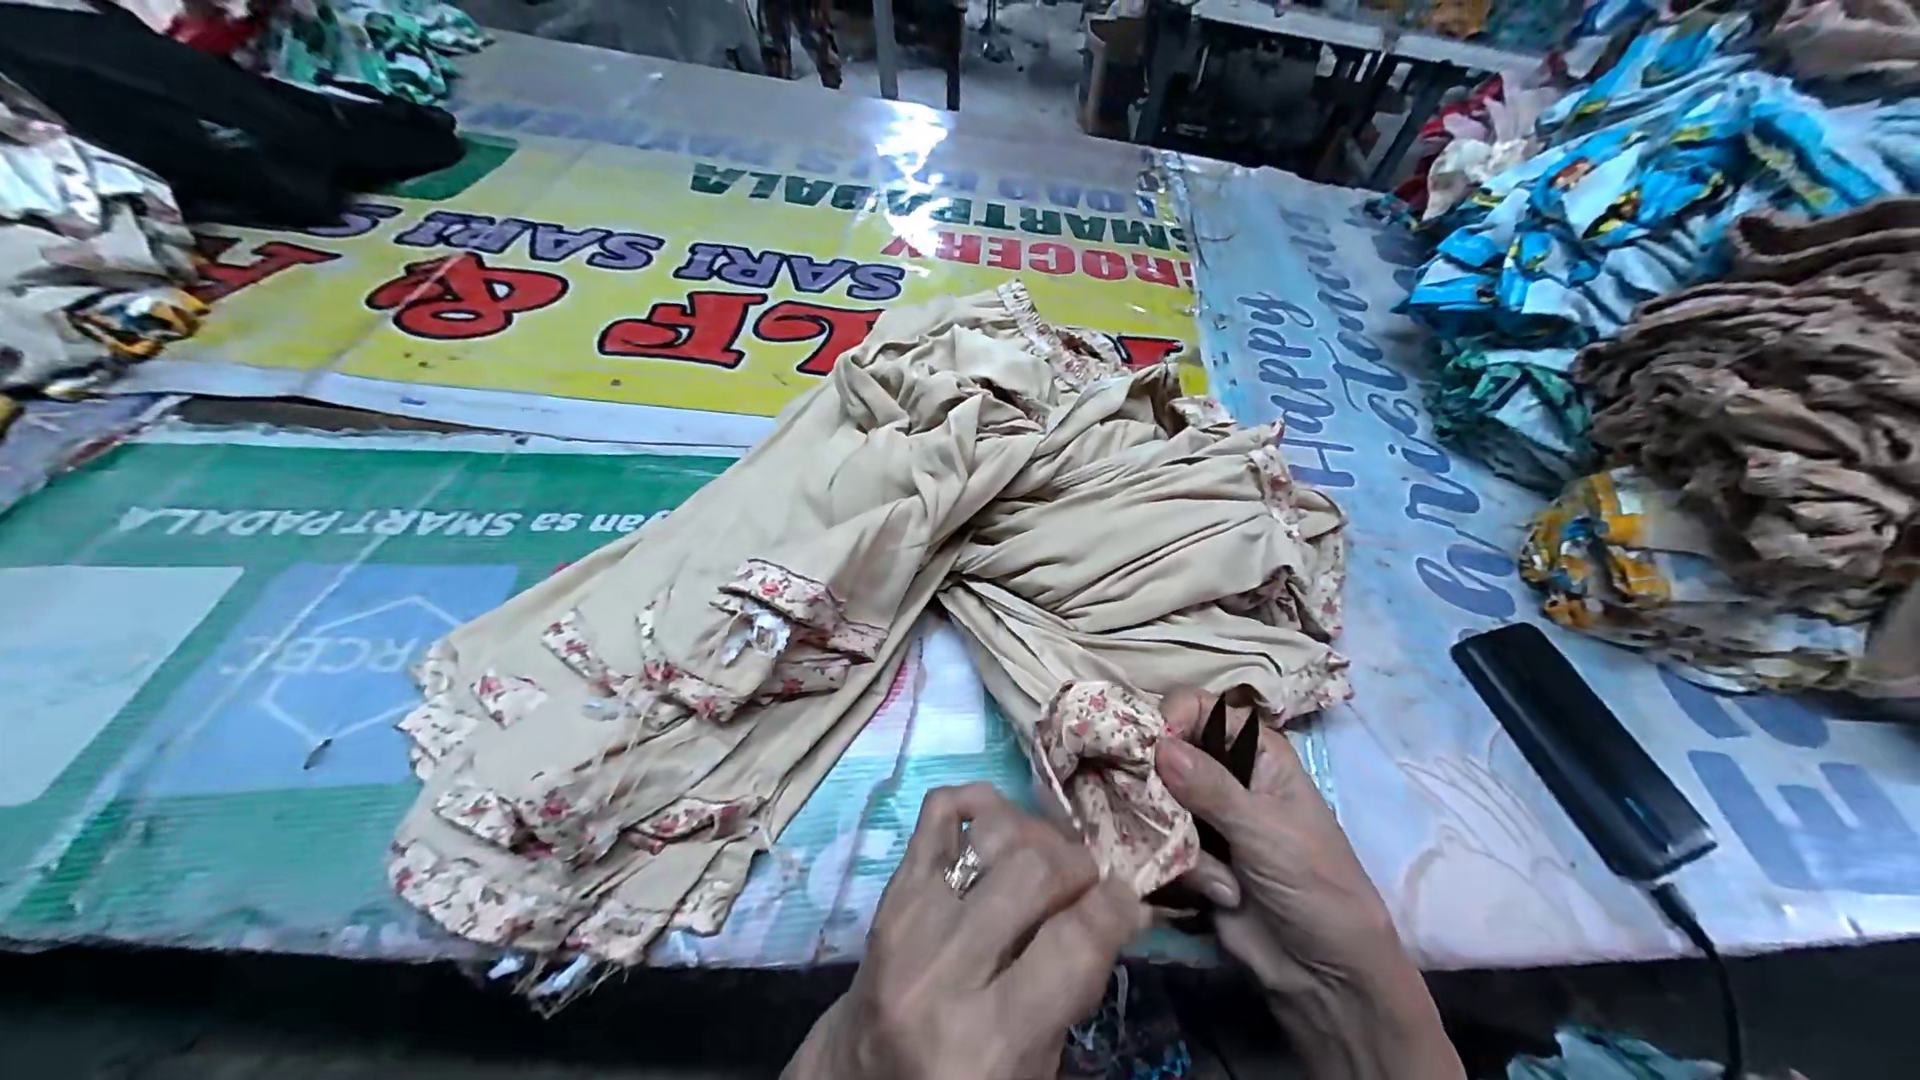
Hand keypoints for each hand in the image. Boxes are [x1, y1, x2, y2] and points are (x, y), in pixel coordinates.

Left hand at [783, 783, 1147, 1079]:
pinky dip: (978, 800)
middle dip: (1077, 867)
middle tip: (1086, 880)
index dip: (1115, 909)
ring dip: (1036, 835)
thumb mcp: (1030, 1068)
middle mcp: (943, 974)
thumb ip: (1072, 987)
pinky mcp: (890, 888)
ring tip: (1047, 856)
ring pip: (992, 834)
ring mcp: (909, 921)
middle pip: (1033, 874)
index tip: (1127, 897)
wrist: (863, 1071)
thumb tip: (1117, 906)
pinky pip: (938, 812)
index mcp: (986, 1044)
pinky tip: (999, 821)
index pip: (1071, 946)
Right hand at [1155, 689, 1463, 1079]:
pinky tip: (1218, 893)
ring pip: (1154, 796)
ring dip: (1174, 834)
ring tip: (1218, 874)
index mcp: (1254, 751)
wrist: (1326, 978)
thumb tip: (1159, 744)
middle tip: (1168, 814)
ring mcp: (1201, 813)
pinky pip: (1156, 838)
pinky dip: (1177, 864)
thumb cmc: (1316, 887)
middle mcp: (1222, 773)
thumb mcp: (1267, 832)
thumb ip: (1212, 788)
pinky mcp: (1186, 851)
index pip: (1198, 708)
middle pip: (1165, 750)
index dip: (1171, 717)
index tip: (1152, 746)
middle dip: (1159, 783)